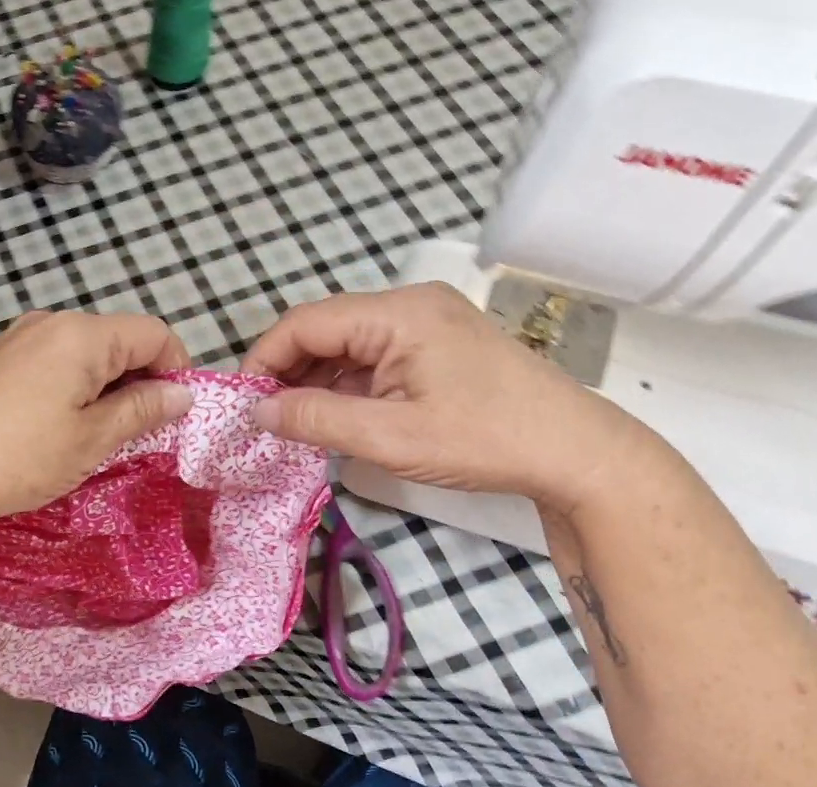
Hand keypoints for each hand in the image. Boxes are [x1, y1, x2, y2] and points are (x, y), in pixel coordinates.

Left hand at [0, 311, 193, 557]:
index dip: (176, 368)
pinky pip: (53, 361)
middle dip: (141, 378)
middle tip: (142, 430)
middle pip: (118, 338)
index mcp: (80, 334)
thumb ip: (143, 410)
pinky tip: (63, 424)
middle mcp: (49, 323)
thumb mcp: (93, 439)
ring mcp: (17, 338)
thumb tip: (182, 394)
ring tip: (101, 433)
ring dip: (106, 385)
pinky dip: (73, 385)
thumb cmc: (22, 459)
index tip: (177, 412)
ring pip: (84, 352)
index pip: (153, 333)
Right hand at [243, 283, 657, 513]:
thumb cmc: (483, 440)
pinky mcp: (435, 346)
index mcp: (398, 314)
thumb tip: (257, 413)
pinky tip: (332, 418)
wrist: (573, 451)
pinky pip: (371, 357)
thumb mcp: (388, 437)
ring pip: (345, 345)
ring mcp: (425, 324)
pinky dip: (344, 386)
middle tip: (263, 421)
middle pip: (323, 329)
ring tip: (292, 426)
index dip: (264, 360)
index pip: (305, 322)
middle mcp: (409, 306)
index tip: (243, 406)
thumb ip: (316, 419)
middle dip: (286, 372)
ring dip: (314, 382)